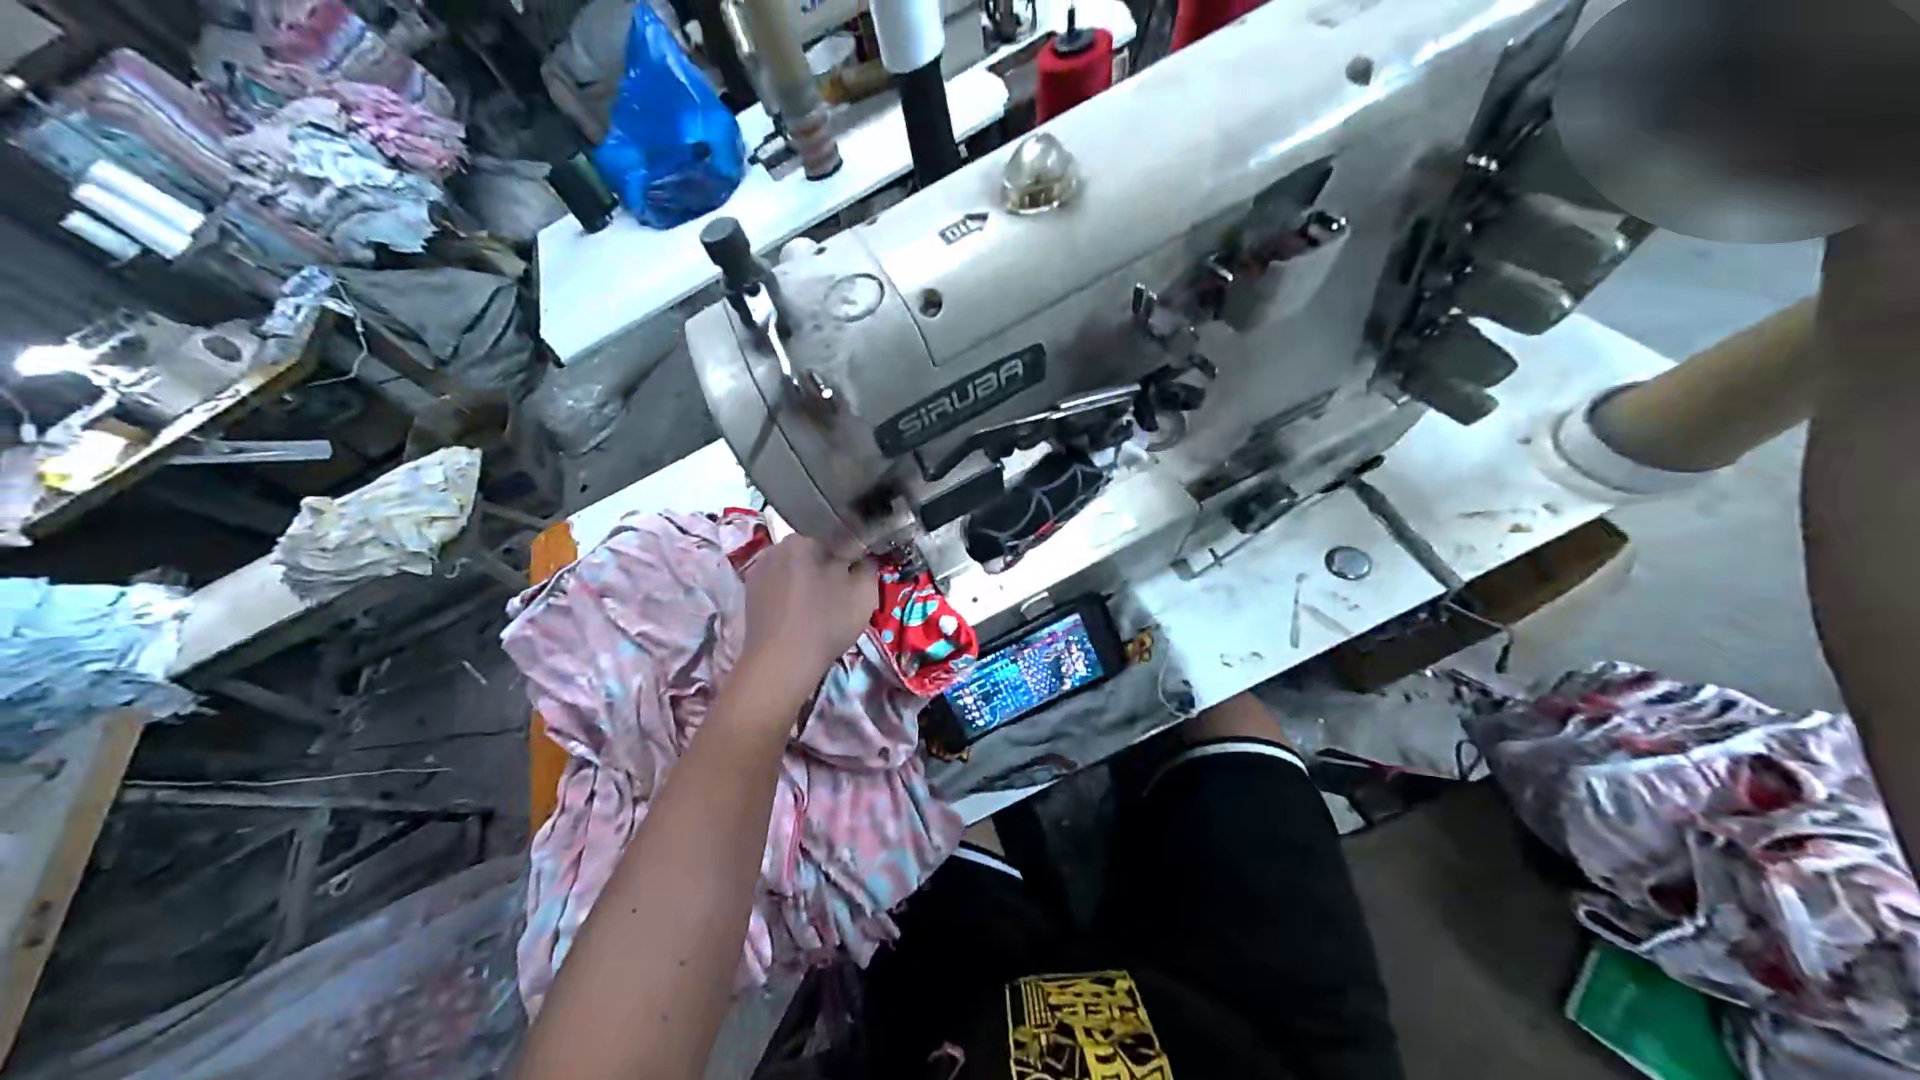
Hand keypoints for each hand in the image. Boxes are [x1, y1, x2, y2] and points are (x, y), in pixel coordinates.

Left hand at [737, 535, 877, 701]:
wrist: (781, 663)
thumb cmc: (826, 623)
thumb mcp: (864, 593)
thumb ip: (869, 566)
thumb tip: (864, 558)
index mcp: (803, 539)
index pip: (836, 538)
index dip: (851, 556)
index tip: (858, 576)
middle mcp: (776, 547)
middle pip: (813, 552)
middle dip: (828, 568)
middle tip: (842, 595)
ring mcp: (759, 570)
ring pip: (795, 569)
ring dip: (808, 581)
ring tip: (820, 608)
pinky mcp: (750, 594)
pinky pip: (779, 586)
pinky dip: (791, 595)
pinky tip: (800, 616)